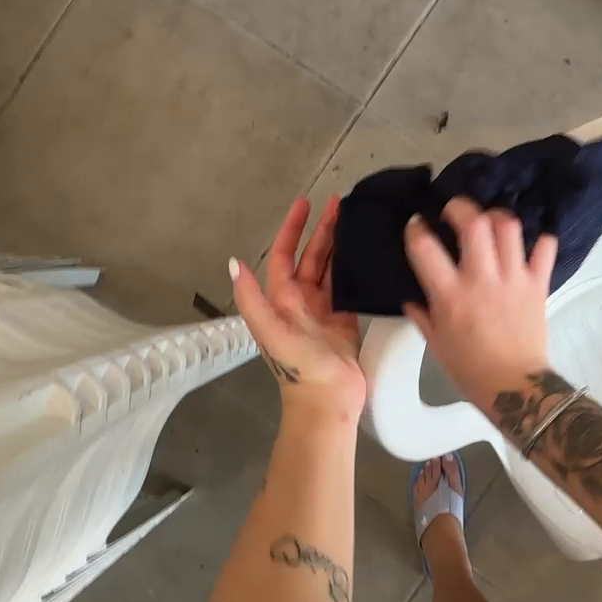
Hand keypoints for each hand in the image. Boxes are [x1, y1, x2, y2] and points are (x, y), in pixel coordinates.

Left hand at [231, 196, 364, 422]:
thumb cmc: (297, 365)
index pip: (286, 255)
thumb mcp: (269, 330)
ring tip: (356, 221)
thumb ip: (251, 298)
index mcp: (281, 299)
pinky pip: (349, 286)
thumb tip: (234, 261)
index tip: (306, 203)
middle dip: (323, 230)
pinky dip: (356, 268)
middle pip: (312, 257)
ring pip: (331, 268)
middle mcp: (301, 300)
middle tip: (340, 203)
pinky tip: (367, 254)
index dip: (293, 228)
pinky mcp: (345, 319)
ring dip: (340, 245)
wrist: (327, 399)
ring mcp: (324, 310)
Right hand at [403, 197, 557, 405]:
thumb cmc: (469, 368)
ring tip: (490, 223)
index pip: (425, 247)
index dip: (416, 229)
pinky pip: (545, 249)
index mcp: (450, 295)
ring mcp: (513, 279)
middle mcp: (482, 280)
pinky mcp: (538, 285)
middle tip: (454, 212)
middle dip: (460, 207)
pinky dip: (540, 241)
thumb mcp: (435, 342)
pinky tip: (528, 245)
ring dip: (496, 217)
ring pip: (509, 228)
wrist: (514, 387)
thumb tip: (413, 296)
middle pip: (474, 223)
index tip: (416, 225)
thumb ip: (422, 314)